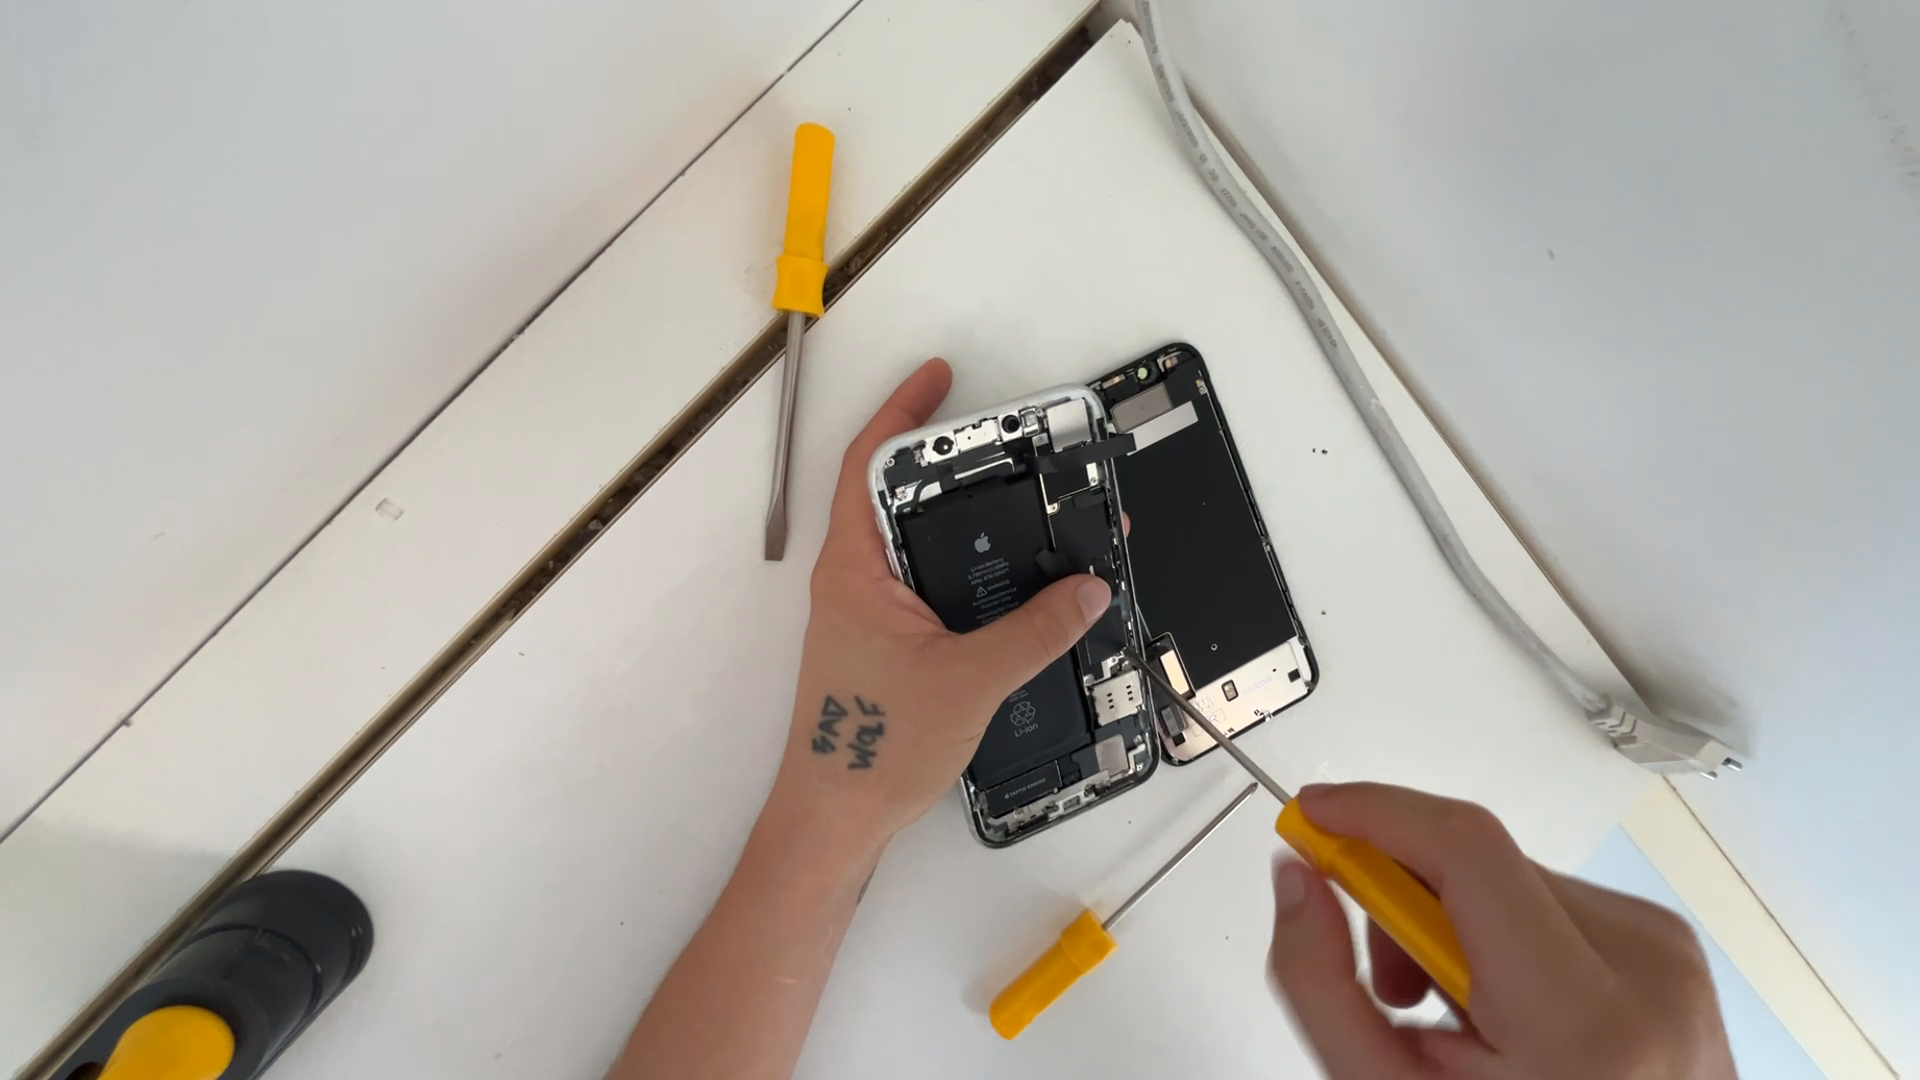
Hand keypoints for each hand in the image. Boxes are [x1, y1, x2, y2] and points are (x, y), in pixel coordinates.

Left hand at [766, 358, 1111, 854]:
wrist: (836, 819)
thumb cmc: (879, 746)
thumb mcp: (968, 681)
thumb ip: (1036, 632)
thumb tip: (1093, 591)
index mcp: (855, 567)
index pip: (868, 464)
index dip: (903, 412)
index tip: (940, 376)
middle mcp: (855, 577)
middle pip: (895, 493)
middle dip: (944, 459)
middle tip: (1003, 441)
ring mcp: (868, 609)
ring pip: (912, 539)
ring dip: (956, 516)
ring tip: (1017, 501)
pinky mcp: (885, 639)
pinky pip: (925, 579)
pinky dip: (960, 563)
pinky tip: (1004, 576)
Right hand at [1268, 783, 1735, 1078]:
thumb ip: (1317, 979)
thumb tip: (1296, 872)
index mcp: (1585, 1016)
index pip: (1465, 846)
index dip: (1374, 811)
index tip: (1310, 813)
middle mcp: (1645, 966)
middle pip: (1470, 861)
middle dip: (1396, 889)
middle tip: (1380, 971)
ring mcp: (1667, 955)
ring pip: (1497, 872)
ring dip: (1439, 912)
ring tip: (1441, 1004)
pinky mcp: (1668, 948)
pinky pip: (1537, 893)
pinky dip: (1488, 927)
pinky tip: (1494, 1001)